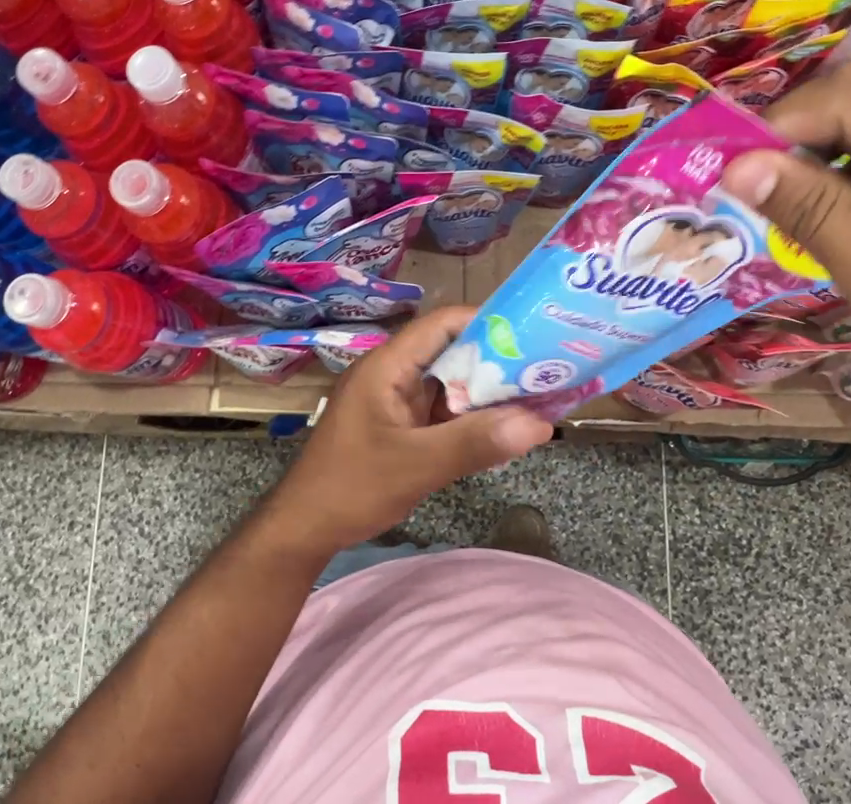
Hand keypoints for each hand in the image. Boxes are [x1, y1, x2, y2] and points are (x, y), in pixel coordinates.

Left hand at [260, 307, 554, 555]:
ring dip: (485, 393)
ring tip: (537, 399)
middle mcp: (391, 375)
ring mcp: (392, 402)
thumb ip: (476, 442)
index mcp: (387, 367)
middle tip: (547, 372)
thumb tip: (540, 423)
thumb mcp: (418, 465)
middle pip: (449, 353)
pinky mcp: (396, 427)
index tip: (533, 336)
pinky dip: (468, 418)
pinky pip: (439, 412)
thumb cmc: (352, 487)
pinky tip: (502, 430)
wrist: (304, 528)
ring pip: (447, 385)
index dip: (487, 323)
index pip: (442, 324)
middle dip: (496, 362)